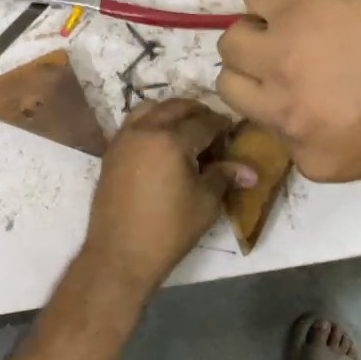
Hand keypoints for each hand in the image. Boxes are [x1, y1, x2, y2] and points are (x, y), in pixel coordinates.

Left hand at [80, 99, 255, 293]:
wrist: (120, 252)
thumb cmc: (169, 229)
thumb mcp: (205, 203)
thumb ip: (223, 177)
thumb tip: (250, 170)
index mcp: (171, 140)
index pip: (203, 122)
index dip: (221, 124)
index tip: (232, 130)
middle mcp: (144, 131)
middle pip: (174, 107)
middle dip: (196, 111)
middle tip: (212, 126)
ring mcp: (123, 140)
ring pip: (148, 109)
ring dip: (170, 112)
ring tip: (186, 129)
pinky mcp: (110, 152)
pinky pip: (132, 124)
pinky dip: (149, 122)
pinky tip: (161, 143)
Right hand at [216, 0, 360, 180]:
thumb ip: (333, 139)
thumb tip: (314, 109)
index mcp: (312, 154)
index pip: (270, 131)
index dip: (290, 107)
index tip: (315, 92)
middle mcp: (285, 107)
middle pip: (233, 85)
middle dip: (258, 73)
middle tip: (293, 57)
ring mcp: (286, 51)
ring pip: (232, 39)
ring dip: (258, 32)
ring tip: (295, 25)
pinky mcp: (300, 1)